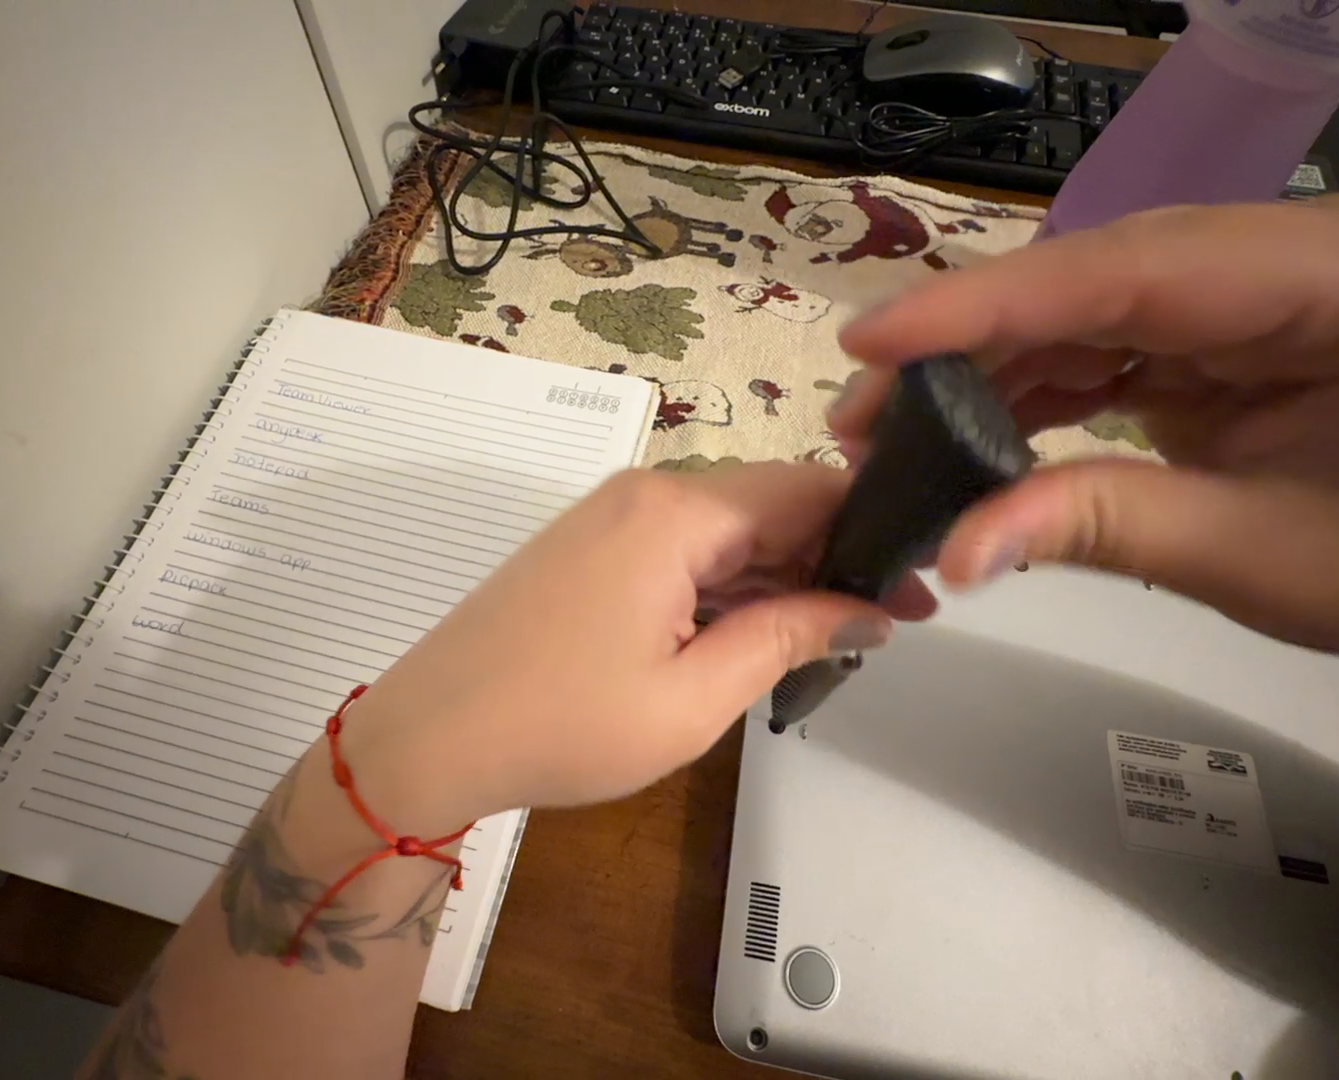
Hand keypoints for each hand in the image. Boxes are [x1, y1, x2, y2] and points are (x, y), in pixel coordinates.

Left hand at [334, 464, 935, 830]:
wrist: (428, 735)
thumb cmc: (562, 725)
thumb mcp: (693, 697)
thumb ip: (787, 637)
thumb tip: (868, 611)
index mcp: (676, 512)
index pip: (807, 488)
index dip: (869, 534)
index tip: (910, 594)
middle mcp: (645, 491)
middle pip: (767, 504)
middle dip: (827, 559)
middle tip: (875, 628)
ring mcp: (611, 513)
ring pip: (726, 528)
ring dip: (776, 576)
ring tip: (822, 638)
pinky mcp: (590, 544)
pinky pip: (681, 546)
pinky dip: (724, 582)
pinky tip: (748, 629)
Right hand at [834, 196, 1338, 686]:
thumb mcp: (1270, 559)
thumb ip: (1106, 531)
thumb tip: (954, 551)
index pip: (1139, 268)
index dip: (990, 302)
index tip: (872, 340)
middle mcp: (1308, 253)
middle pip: (1095, 275)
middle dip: (966, 341)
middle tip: (859, 409)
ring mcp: (1262, 289)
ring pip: (1083, 307)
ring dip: (983, 368)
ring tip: (893, 430)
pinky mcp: (1226, 331)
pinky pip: (1102, 345)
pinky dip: (1027, 390)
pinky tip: (971, 432)